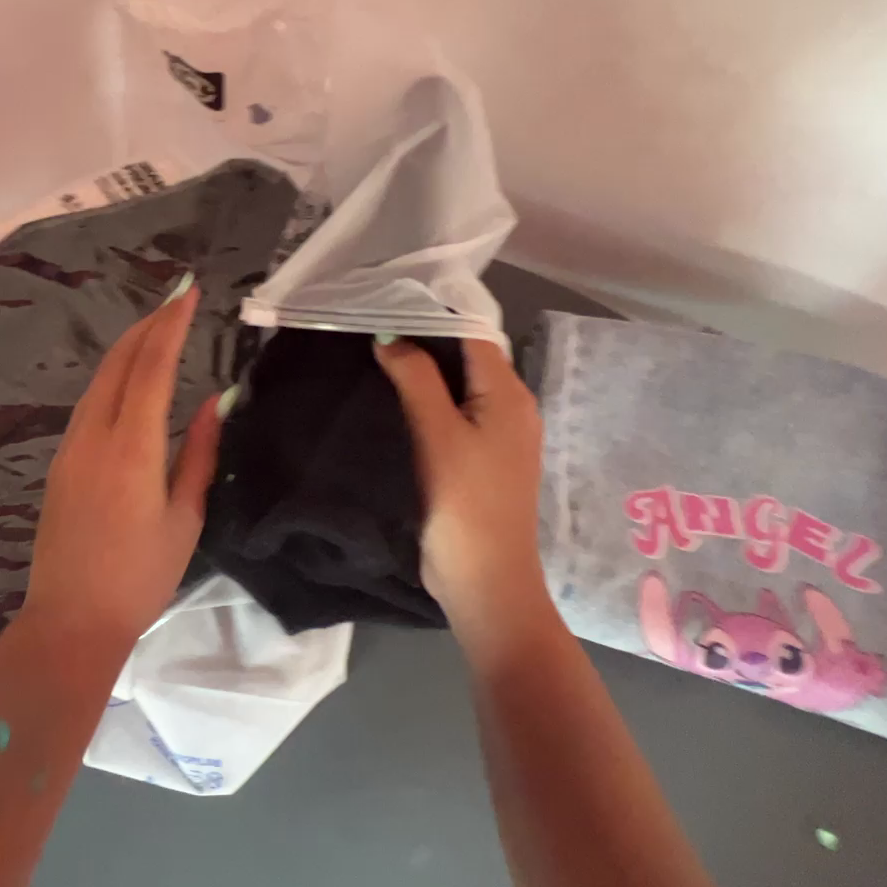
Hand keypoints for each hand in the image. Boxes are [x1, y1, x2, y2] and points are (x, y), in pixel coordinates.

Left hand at [21, 276, 222, 647]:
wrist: (71, 618)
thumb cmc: (140, 576)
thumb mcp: (184, 517)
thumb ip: (200, 453)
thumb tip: (215, 401)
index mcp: (132, 447)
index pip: (152, 367)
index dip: (170, 324)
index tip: (188, 292)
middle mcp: (95, 435)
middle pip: (119, 363)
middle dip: (147, 325)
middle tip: (176, 301)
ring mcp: (70, 446)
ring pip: (99, 380)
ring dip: (128, 349)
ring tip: (157, 330)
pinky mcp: (60, 462)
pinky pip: (88, 403)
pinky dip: (113, 378)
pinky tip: (129, 380)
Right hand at [374, 337, 547, 645]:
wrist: (485, 579)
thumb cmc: (464, 502)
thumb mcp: (436, 433)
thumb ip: (416, 379)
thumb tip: (390, 336)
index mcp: (510, 394)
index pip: (472, 335)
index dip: (431, 318)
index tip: (384, 307)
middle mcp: (514, 407)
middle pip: (468, 359)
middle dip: (424, 343)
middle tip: (372, 331)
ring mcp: (501, 436)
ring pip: (461, 388)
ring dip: (425, 373)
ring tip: (378, 361)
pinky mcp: (484, 461)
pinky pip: (458, 415)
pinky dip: (430, 402)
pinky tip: (398, 403)